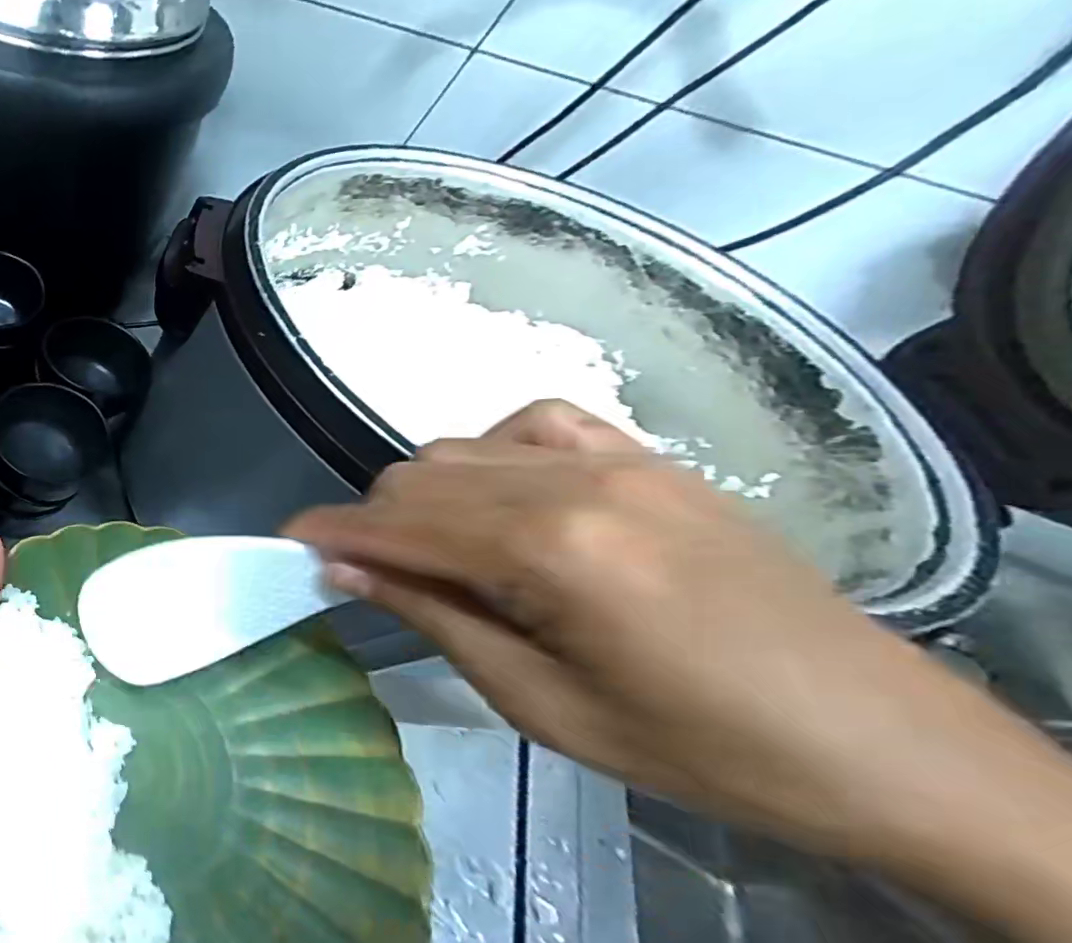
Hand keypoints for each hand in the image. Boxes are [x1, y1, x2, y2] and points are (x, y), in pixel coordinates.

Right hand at [283, 400, 1057, 861]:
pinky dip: (489, 453)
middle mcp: (575, 480)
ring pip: (463, 446)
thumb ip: (434, 616)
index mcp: (552, 551)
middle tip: (367, 572)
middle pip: (422, 473)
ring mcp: (616, 456)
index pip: (402, 522)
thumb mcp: (543, 704)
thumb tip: (345, 566)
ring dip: (425, 493)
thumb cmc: (701, 748)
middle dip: (375, 519)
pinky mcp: (646, 454)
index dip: (333, 530)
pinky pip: (532, 422)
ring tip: (435, 550)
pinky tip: (500, 495)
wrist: (880, 740)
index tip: (289, 542)